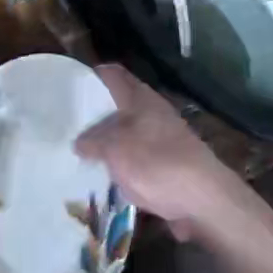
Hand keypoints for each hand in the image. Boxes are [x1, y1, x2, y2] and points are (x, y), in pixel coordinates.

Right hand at [75, 64, 251, 240]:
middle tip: (69, 124)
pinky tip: (104, 179)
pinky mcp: (168, 165)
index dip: (96, 74)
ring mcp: (163, 140)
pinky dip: (121, 166)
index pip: (116, 75)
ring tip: (79, 154)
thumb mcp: (116, 149)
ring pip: (128, 134)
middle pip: (121, 105)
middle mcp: (154, 113)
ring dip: (108, 143)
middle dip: (97, 113)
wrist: (203, 198)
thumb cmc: (156, 162)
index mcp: (142, 99)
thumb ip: (94, 141)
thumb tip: (80, 141)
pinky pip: (137, 160)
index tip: (73, 82)